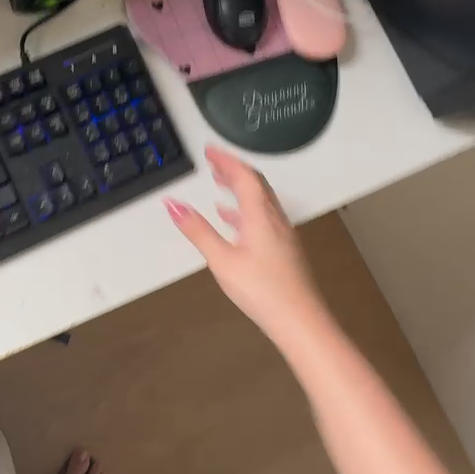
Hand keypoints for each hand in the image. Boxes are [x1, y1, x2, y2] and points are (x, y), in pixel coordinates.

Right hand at [165, 145, 333, 350]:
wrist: (302, 323)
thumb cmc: (261, 290)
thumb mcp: (222, 260)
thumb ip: (198, 231)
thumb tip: (172, 203)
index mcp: (260, 215)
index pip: (244, 176)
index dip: (227, 160)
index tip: (209, 150)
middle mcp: (275, 219)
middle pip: (257, 184)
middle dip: (234, 170)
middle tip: (213, 163)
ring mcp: (283, 235)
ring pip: (262, 201)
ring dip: (241, 188)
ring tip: (220, 185)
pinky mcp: (284, 250)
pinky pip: (264, 217)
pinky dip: (246, 209)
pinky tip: (234, 222)